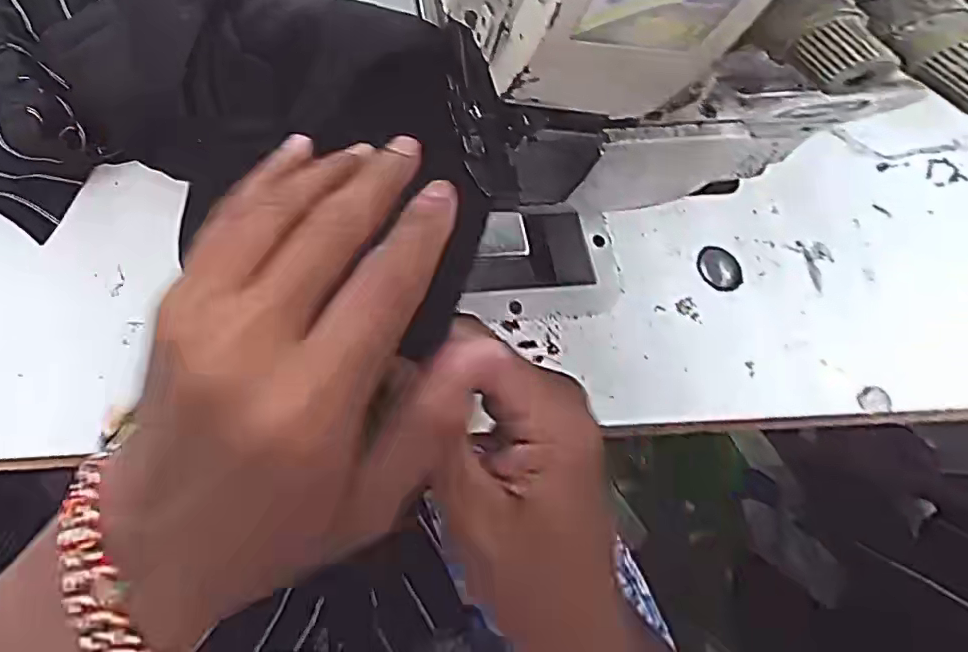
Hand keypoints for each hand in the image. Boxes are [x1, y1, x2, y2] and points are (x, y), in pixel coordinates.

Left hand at [98, 135, 476, 649]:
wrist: (152, 538)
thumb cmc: (258, 526)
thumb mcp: (365, 503)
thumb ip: (427, 423)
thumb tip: (472, 353)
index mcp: (307, 402)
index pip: (381, 286)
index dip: (419, 231)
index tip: (440, 197)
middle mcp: (250, 347)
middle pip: (328, 232)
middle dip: (378, 182)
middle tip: (406, 154)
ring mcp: (204, 314)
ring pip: (276, 211)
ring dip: (327, 172)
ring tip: (365, 152)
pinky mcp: (178, 300)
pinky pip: (226, 219)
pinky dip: (266, 178)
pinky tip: (295, 155)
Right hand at [431, 319, 655, 651]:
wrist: (572, 622)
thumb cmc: (540, 586)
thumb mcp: (474, 512)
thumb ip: (444, 431)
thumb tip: (421, 365)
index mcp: (556, 415)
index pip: (477, 344)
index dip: (428, 356)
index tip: (395, 375)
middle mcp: (564, 399)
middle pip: (480, 351)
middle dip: (436, 372)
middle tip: (402, 409)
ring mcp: (557, 405)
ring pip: (481, 366)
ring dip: (447, 387)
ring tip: (424, 429)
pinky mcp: (546, 416)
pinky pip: (492, 386)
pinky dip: (464, 402)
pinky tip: (448, 435)